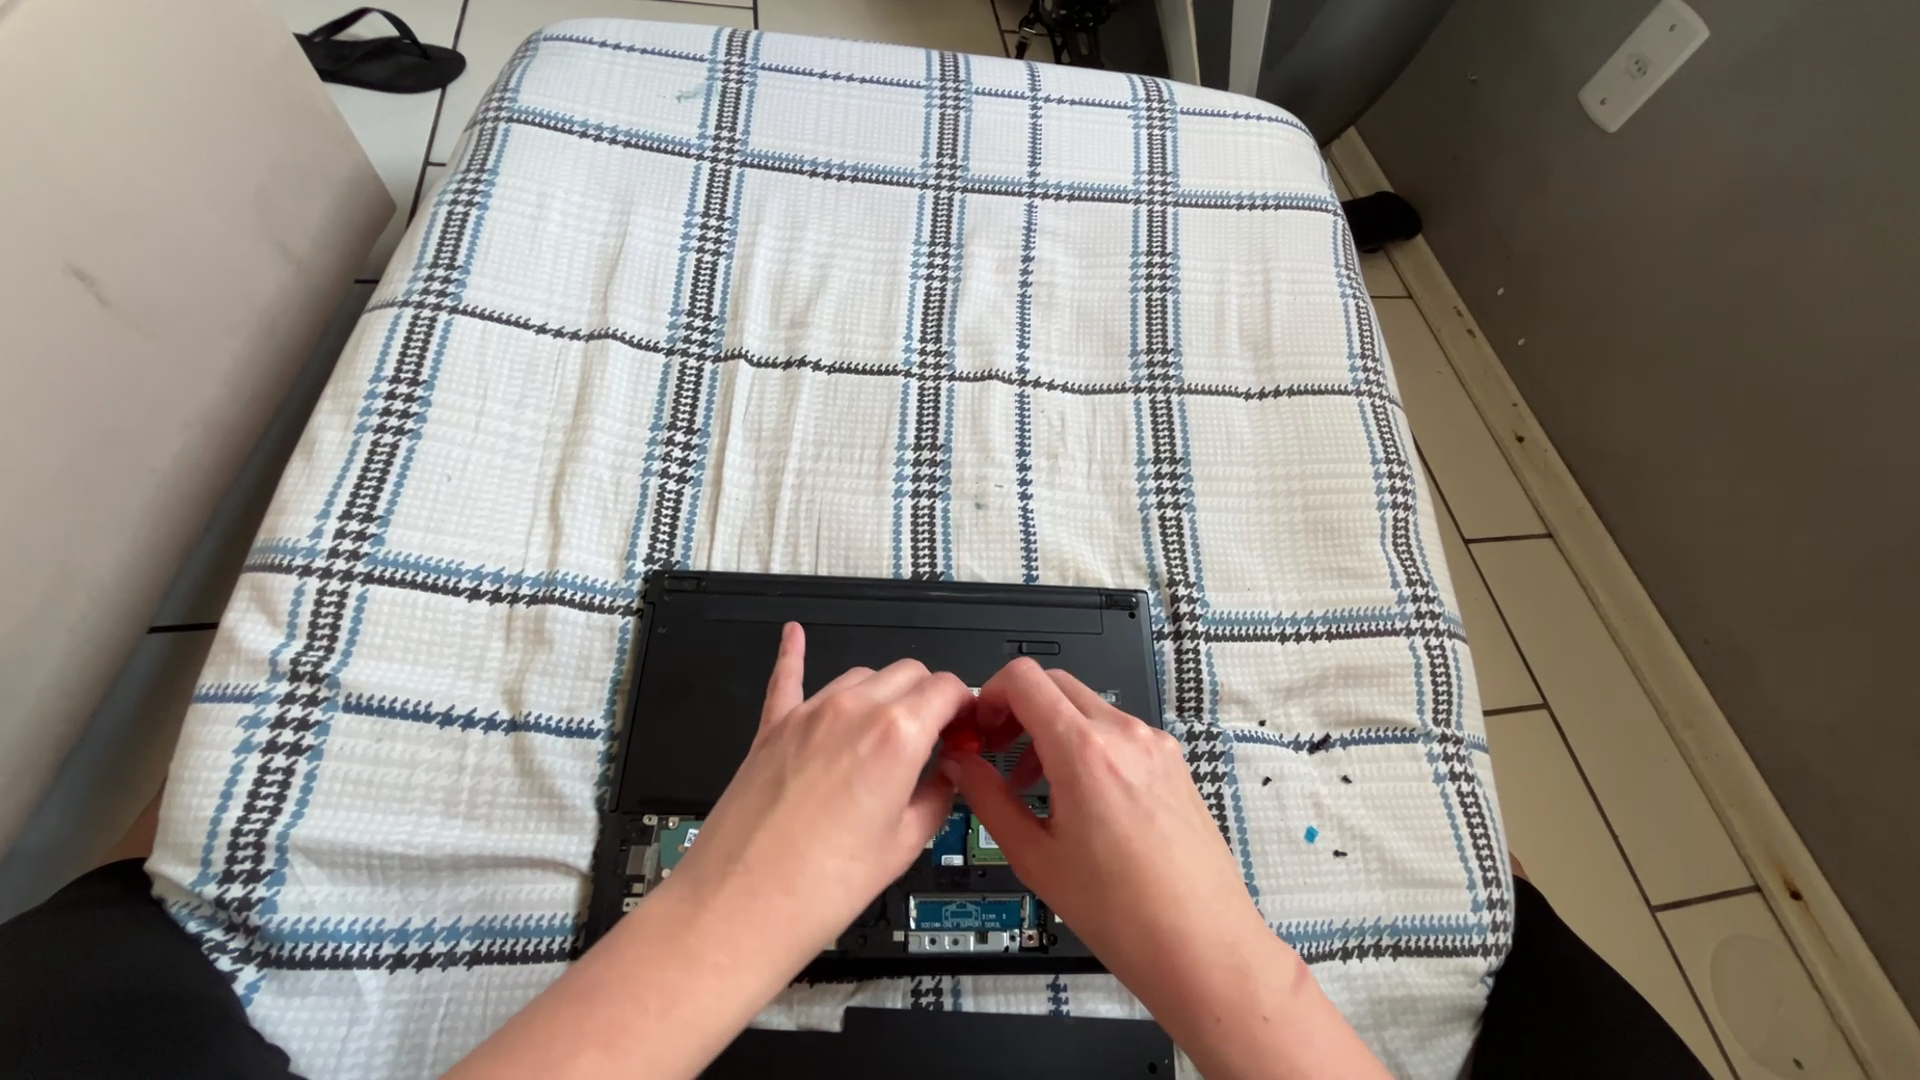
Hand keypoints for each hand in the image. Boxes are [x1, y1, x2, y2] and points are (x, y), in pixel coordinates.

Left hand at [448, 624, 974, 1079]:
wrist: (739, 908)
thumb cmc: (819, 888)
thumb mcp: (905, 846)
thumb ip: (936, 796)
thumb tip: (945, 777)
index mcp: (897, 735)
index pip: (947, 687)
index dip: (964, 705)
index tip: (966, 726)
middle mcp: (854, 709)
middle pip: (909, 672)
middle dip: (930, 695)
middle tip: (935, 733)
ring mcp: (809, 712)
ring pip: (862, 675)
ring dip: (884, 691)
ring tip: (887, 728)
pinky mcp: (772, 727)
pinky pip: (786, 676)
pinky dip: (793, 653)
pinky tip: (793, 633)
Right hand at [942, 659, 1388, 1079]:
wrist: (1203, 946)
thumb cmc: (1126, 914)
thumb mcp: (1035, 856)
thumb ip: (988, 799)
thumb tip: (960, 766)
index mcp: (1084, 751)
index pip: (1023, 678)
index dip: (988, 694)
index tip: (978, 728)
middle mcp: (1124, 734)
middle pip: (1053, 683)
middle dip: (1015, 708)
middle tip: (995, 749)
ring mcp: (1154, 745)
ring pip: (1086, 705)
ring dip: (1049, 726)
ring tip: (1031, 782)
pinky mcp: (1173, 762)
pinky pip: (1117, 730)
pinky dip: (1085, 742)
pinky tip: (1076, 794)